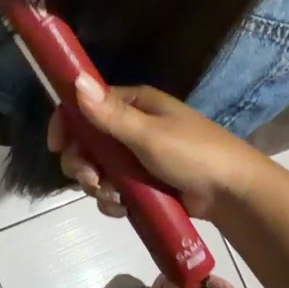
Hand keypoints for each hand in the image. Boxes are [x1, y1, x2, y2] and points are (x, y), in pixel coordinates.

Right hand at [48, 78, 265, 217]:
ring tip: (115, 197)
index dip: (67, 124)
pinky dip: (111, 201)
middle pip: (85, 143)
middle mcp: (130, 127)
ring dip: (97, 186)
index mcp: (134, 105)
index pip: (85, 106)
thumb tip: (76, 80)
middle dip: (81, 164)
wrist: (231, 193)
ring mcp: (134, 157)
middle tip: (92, 179)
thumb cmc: (193, 153)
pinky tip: (123, 208)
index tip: (57, 147)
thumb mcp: (148, 134)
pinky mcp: (140, 183)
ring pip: (95, 170)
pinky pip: (110, 190)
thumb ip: (110, 114)